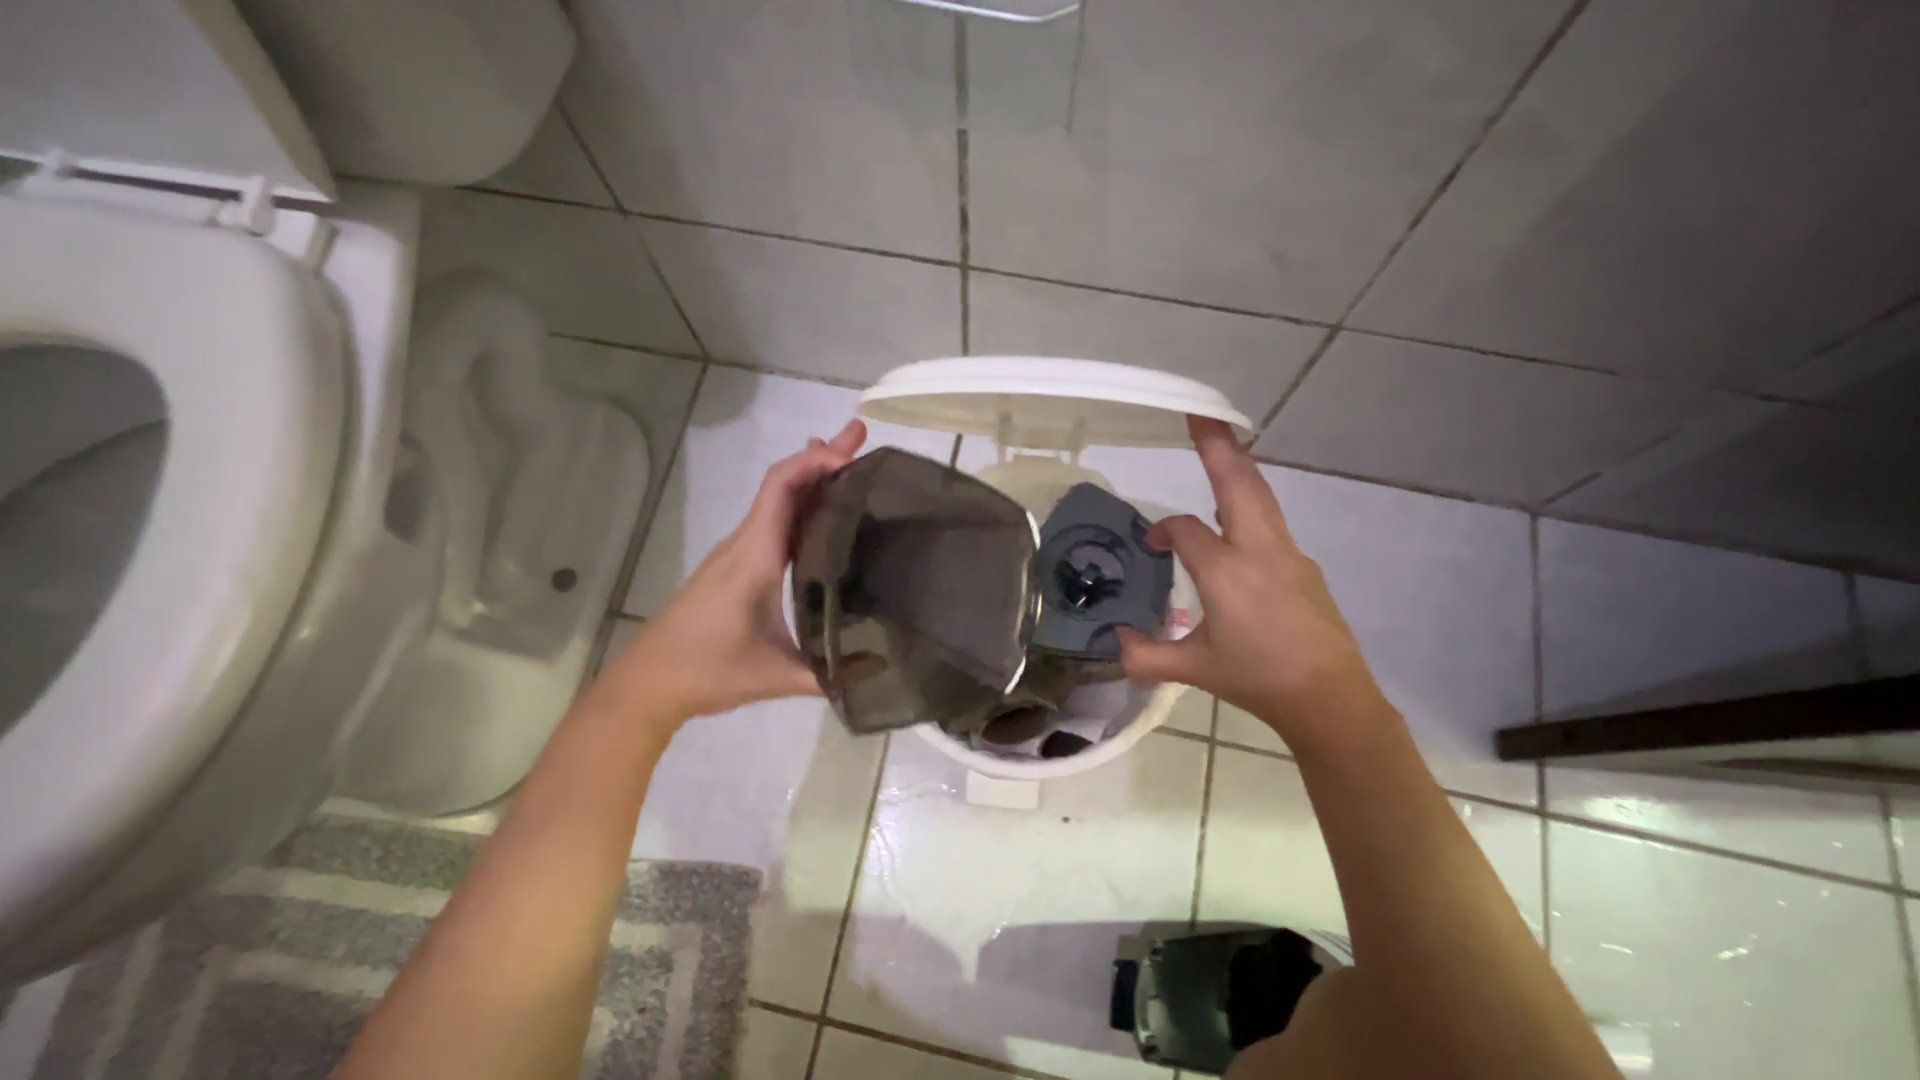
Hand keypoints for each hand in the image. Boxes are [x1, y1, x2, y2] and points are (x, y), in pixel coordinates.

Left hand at [600, 420, 867, 724]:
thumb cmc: (707, 669)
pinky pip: (772, 523)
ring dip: (812, 480)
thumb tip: (881, 670)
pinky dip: (800, 506)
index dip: (815, 462)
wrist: (649, 680)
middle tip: (860, 437)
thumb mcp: (775, 675)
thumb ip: (829, 675)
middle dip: (823, 458)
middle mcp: (746, 544)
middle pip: (784, 484)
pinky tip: (822, 518)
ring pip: (777, 502)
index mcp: (756, 555)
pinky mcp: (736, 568)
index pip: (782, 488)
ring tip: (851, 467)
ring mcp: (738, 554)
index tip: (852, 452)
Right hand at [1118, 416, 1389, 746]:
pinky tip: (1241, 513)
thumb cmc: (1258, 681)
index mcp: (1225, 572)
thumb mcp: (1195, 670)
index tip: (1152, 547)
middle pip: (1238, 483)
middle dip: (1218, 446)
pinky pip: (1272, 520)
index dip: (1163, 532)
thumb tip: (1115, 642)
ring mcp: (1288, 554)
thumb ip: (1147, 655)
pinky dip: (1252, 500)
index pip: (1184, 530)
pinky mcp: (1304, 565)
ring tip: (1223, 442)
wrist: (1329, 698)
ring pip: (1261, 496)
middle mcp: (1258, 551)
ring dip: (1239, 466)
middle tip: (1200, 415)